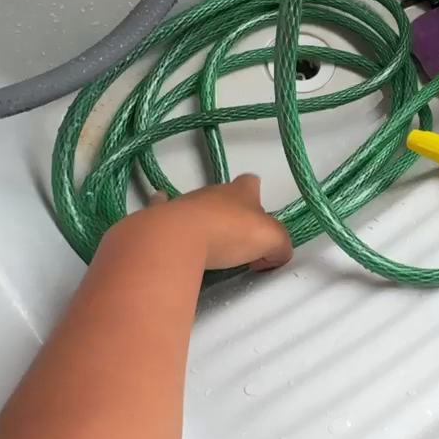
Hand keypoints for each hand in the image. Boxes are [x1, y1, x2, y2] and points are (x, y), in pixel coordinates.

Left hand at [113, 175, 293, 270]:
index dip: (255, 193)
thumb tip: (271, 256)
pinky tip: (164, 225)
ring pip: (195, 205)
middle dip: (229, 212)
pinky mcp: (157, 217)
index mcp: (241, 192)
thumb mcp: (272, 242)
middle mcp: (212, 192)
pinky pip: (160, 210)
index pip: (251, 182)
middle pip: (224, 196)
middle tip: (235, 239)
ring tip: (204, 244)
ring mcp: (183, 203)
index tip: (257, 213)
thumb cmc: (229, 234)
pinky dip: (163, 214)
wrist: (176, 240)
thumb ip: (280, 247)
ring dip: (201, 219)